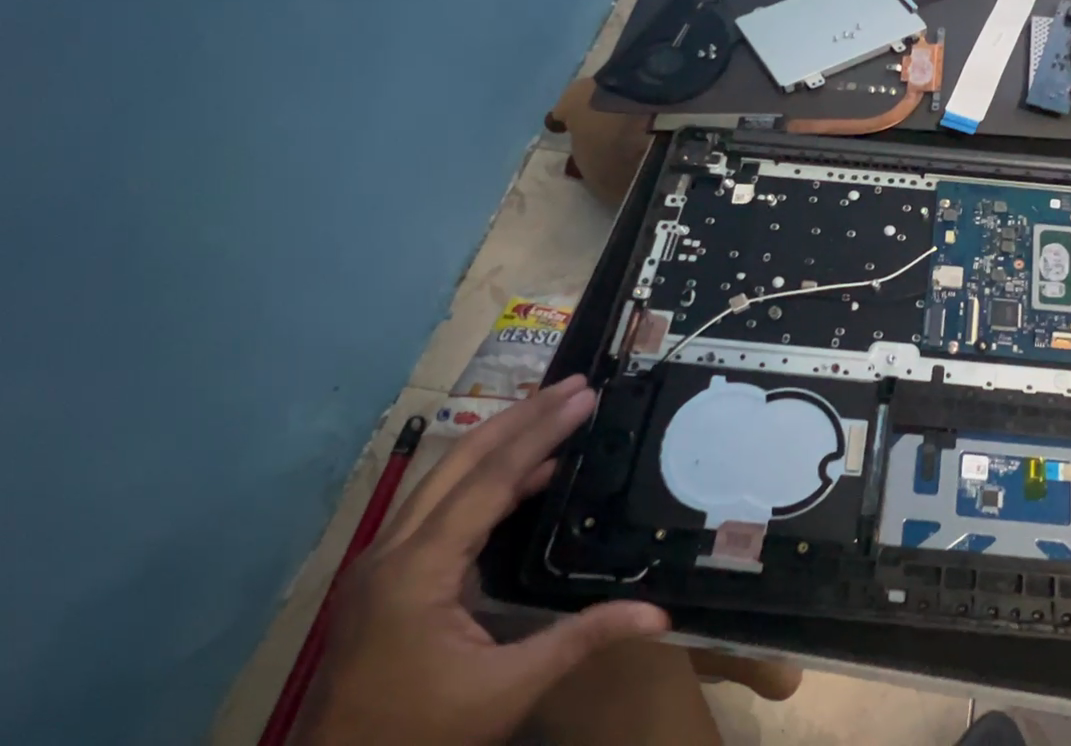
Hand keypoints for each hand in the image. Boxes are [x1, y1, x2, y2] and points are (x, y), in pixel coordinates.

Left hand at [295, 375, 668, 745]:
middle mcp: (393, 549)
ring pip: (444, 477)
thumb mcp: (509, 687)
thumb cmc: (421, 732)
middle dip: (521, 417)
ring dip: (502, 440)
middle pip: (460, 460)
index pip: (490, 479)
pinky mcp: (388, 574)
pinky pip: (440, 505)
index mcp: (419, 569)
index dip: (541, 433)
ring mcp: (384, 560)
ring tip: (556, 412)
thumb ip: (582, 639)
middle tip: (575, 386)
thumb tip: (659, 616)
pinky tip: (527, 477)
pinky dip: (487, 480)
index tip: (583, 397)